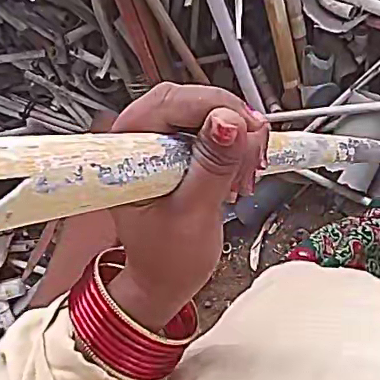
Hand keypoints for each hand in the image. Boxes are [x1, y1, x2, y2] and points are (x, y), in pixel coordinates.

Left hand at [105, 84, 267, 330]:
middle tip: (252, 156)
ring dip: (235, 138)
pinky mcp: (175, 149)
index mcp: (128, 150)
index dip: (214, 108)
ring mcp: (157, 142)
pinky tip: (237, 172)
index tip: (247, 130)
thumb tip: (228, 122)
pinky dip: (232, 147)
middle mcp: (137, 138)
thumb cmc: (164, 257)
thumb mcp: (193, 215)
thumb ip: (211, 166)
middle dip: (229, 124)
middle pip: (190, 100)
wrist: (162, 280)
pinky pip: (209, 129)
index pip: (169, 101)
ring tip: (242, 176)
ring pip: (204, 112)